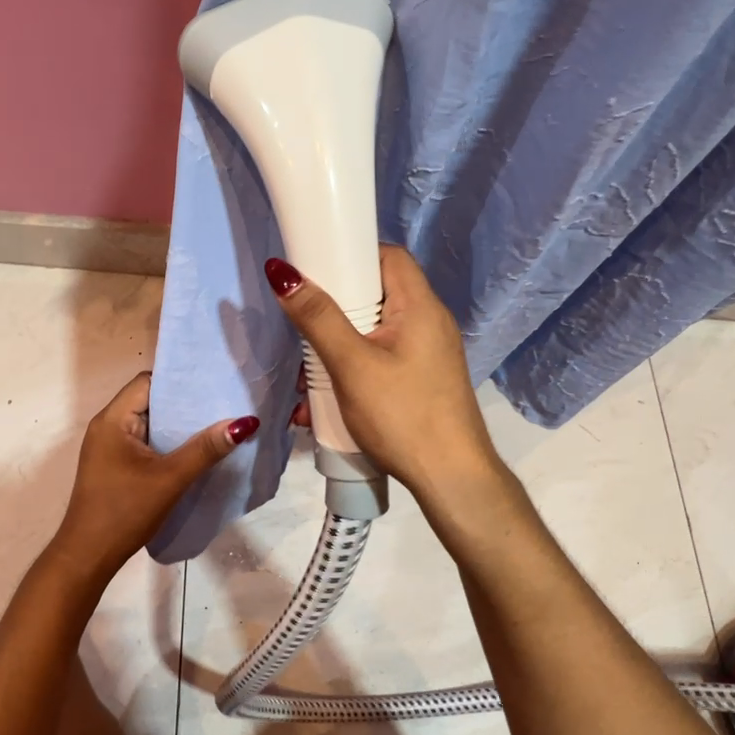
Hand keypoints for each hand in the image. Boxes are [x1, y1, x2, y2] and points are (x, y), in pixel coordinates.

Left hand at [48, 372, 257, 583]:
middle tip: (222, 405)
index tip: (213, 386)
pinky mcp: (114, 465)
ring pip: (149, 423)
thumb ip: (206, 449)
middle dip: (184, 404)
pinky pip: (145, 442)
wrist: (88, 556)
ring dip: (177, 426)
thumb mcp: (170, 479)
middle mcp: (108, 425)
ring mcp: (109, 447)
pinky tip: (193, 452)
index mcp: (113, 419)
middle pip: (150, 400)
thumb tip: (245, 422)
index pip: (148, 382)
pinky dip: (167, 443)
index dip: (179, 382)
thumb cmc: (125, 511)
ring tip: (216, 425)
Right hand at [268, 246, 502, 510]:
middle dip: (332, 310)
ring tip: (308, 377)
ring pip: (372, 332)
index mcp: (420, 307)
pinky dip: (350, 370)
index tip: (314, 269)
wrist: (451, 481)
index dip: (350, 254)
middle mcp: (428, 323)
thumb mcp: (352, 365)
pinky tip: (325, 401)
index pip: (387, 256)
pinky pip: (378, 359)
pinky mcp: (420, 381)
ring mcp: (426, 354)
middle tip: (303, 328)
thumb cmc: (403, 416)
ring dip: (335, 348)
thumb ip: (317, 318)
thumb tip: (282, 272)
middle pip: (375, 294)